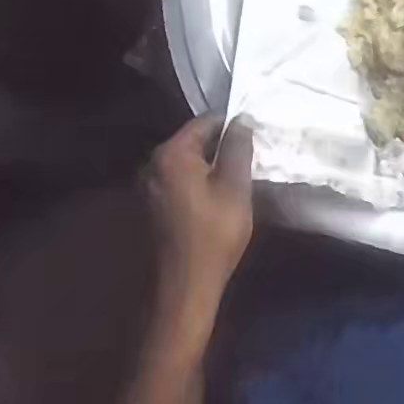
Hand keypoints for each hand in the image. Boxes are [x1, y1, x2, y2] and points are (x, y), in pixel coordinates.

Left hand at [143, 116, 254, 308]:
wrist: (185, 284)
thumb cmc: (214, 233)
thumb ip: (237, 147)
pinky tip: (216, 196)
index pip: (205, 122)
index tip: (253, 137)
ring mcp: (149, 184)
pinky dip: (198, 181)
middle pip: (193, 140)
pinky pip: (179, 179)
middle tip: (248, 159)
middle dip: (221, 146)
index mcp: (171, 153)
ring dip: (210, 165)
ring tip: (236, 177)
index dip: (231, 125)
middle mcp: (153, 162)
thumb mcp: (235, 186)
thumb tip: (241, 119)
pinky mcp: (152, 203)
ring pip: (187, 162)